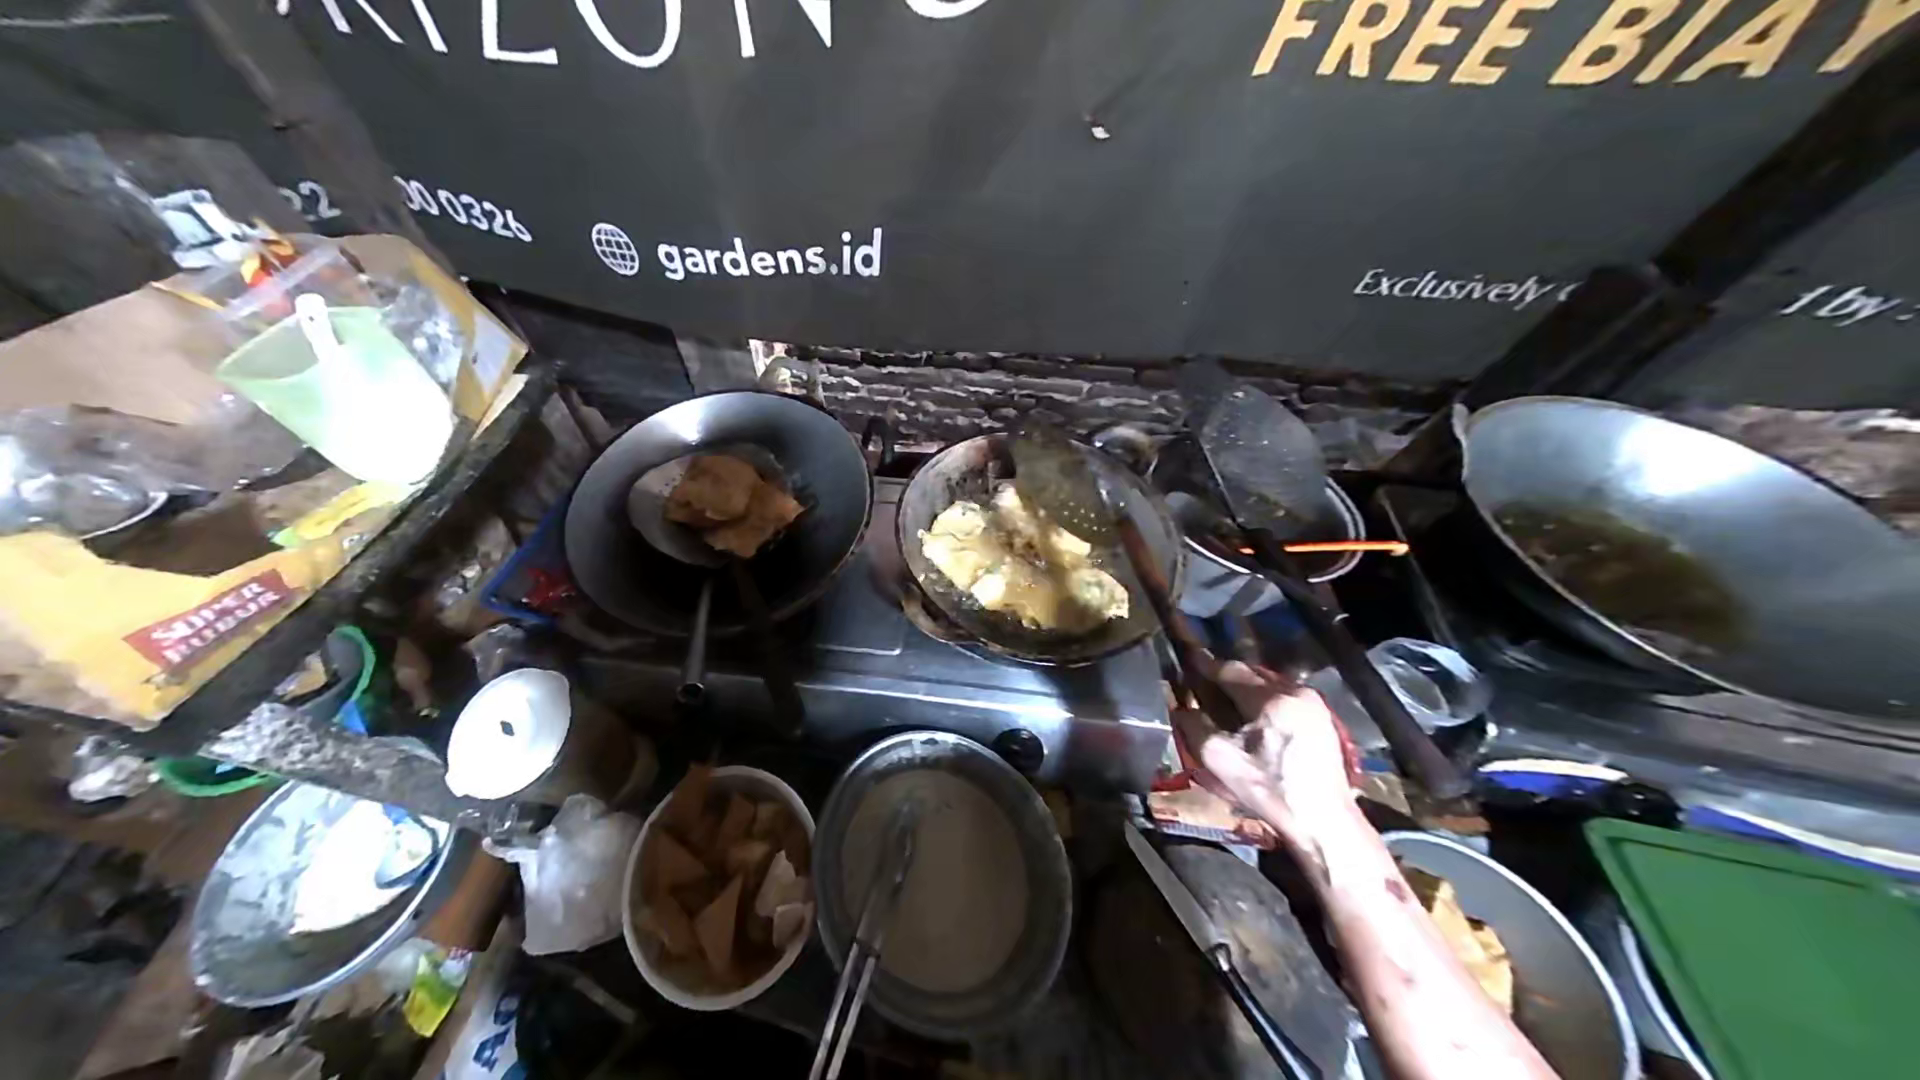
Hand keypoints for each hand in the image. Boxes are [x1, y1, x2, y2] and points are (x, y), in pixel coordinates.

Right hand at [1173, 658, 1358, 853]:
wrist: (1325, 822)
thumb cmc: (1269, 790)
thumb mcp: (1219, 759)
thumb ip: (1194, 726)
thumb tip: (1182, 708)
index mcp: (1271, 698)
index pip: (1230, 670)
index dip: (1205, 665)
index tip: (1188, 659)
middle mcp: (1297, 691)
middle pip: (1253, 673)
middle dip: (1227, 676)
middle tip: (1204, 681)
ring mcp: (1315, 704)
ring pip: (1271, 684)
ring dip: (1248, 688)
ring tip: (1228, 698)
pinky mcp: (1324, 720)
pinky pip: (1286, 697)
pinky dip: (1265, 699)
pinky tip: (1256, 715)